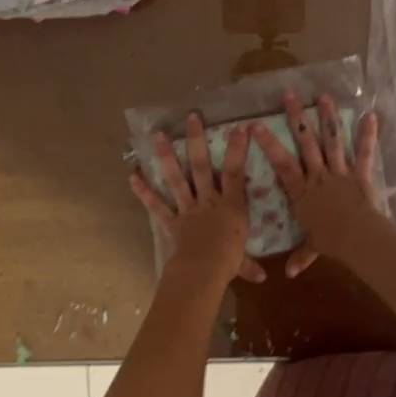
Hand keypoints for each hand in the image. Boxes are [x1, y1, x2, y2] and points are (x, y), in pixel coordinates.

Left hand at [129, 114, 267, 285]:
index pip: (236, 172)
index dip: (238, 149)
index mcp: (231, 206)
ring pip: (177, 178)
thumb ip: (250, 266)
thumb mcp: (243, 262)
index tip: (240, 127)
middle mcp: (209, 201)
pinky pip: (157, 205)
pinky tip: (132, 177)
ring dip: (167, 156)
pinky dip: (144, 192)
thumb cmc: (228, 261)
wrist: (203, 270)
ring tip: (158, 135)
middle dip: (197, 140)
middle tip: (192, 117)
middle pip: (203, 165)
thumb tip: (263, 279)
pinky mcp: (171, 221)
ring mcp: (187, 208)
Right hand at [249, 92, 383, 277]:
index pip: (281, 163)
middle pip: (305, 142)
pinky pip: (364, 152)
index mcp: (301, 191)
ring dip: (328, 118)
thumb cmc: (331, 241)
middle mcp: (318, 175)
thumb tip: (288, 274)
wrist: (358, 237)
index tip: (256, 125)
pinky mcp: (360, 174)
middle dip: (296, 117)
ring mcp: (339, 171)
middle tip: (289, 95)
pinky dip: (368, 135)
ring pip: (331, 140)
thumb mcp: (312, 247)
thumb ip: (301, 256)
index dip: (269, 143)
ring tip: (324, 96)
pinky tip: (371, 116)